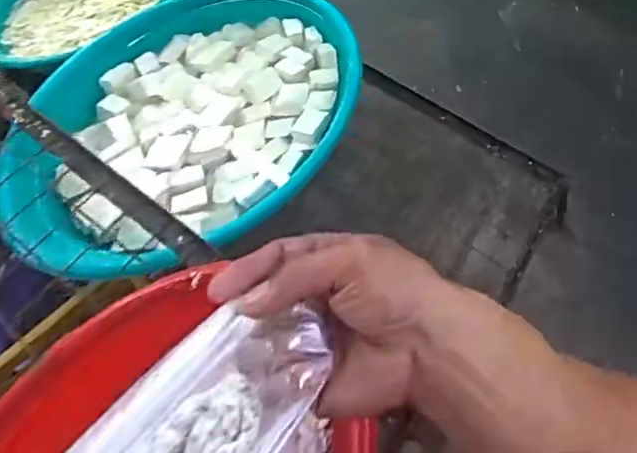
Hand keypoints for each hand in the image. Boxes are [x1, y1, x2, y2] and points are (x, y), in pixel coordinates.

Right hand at [207, 234, 450, 417]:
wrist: (424, 346)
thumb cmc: (392, 290)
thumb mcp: (348, 261)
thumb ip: (296, 276)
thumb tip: (246, 301)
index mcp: (332, 258)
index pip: (283, 256)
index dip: (252, 267)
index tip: (218, 289)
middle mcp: (320, 296)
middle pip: (271, 297)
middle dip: (244, 307)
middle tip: (212, 321)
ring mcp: (315, 338)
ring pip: (270, 338)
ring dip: (247, 343)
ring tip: (217, 350)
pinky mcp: (314, 379)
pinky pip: (278, 379)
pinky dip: (259, 380)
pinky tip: (238, 380)